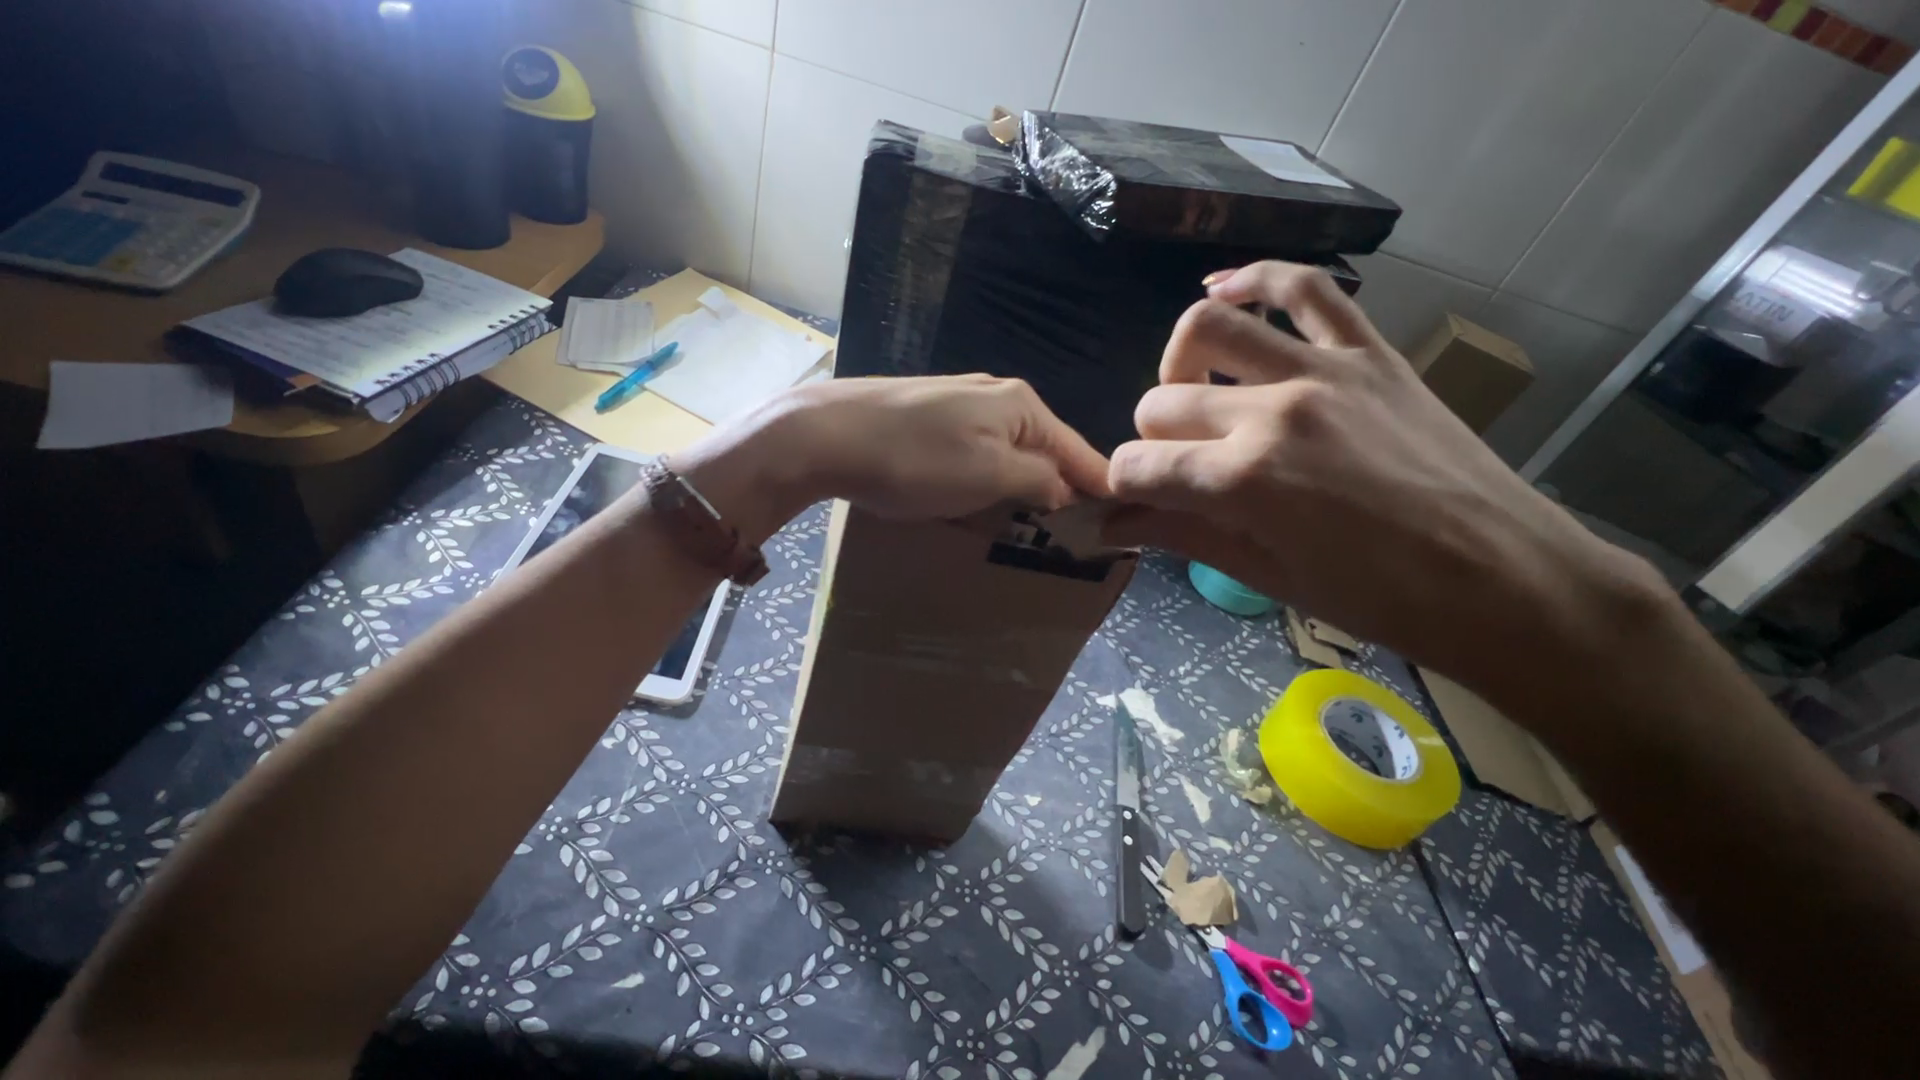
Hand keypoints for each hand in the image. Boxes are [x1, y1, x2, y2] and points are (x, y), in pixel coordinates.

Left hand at [674, 374, 1110, 541]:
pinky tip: (979, 494)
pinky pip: (975, 449)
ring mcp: (957, 401)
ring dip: (1020, 482)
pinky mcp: (926, 414)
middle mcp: (996, 394)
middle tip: (1071, 530)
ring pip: (1008, 449)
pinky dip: (987, 475)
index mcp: (1021, 406)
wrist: (824, 434)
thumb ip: (1037, 480)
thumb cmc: (914, 460)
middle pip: (1044, 447)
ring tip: (1030, 520)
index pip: (1078, 450)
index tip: (1120, 518)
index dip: (1098, 485)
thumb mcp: (988, 477)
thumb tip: (1065, 487)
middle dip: (1058, 485)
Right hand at [1105, 261, 1667, 693]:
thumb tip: (1111, 525)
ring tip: (1196, 392)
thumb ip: (1183, 535)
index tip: (1136, 503)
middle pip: (1161, 402)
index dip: (1125, 486)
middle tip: (1179, 467)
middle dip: (1151, 439)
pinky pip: (1302, 287)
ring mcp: (1323, 370)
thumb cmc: (1380, 599)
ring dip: (1180, 362)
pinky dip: (1254, 278)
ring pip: (1209, 326)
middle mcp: (1272, 411)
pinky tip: (1224, 288)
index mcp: (1244, 481)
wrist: (1501, 578)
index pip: (1139, 465)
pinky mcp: (1368, 350)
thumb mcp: (1268, 576)